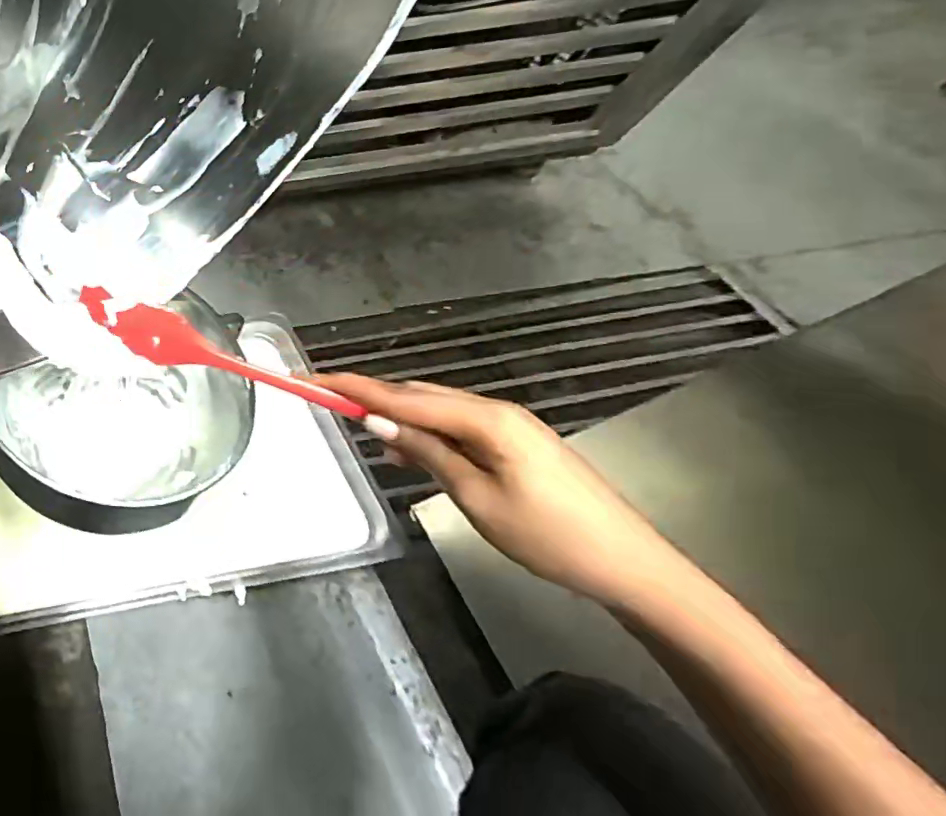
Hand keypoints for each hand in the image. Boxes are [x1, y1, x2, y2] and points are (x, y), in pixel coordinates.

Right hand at [319, 373, 694, 609]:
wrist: (632, 567)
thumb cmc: (550, 536)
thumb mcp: (475, 497)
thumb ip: (426, 452)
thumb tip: (377, 420)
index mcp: (486, 420)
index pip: (405, 397)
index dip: (355, 386)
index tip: (314, 377)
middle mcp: (496, 411)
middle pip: (420, 395)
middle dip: (371, 394)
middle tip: (327, 397)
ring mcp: (510, 425)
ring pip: (438, 409)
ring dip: (398, 414)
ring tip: (360, 425)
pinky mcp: (516, 442)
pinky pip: (457, 425)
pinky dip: (425, 430)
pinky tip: (408, 448)